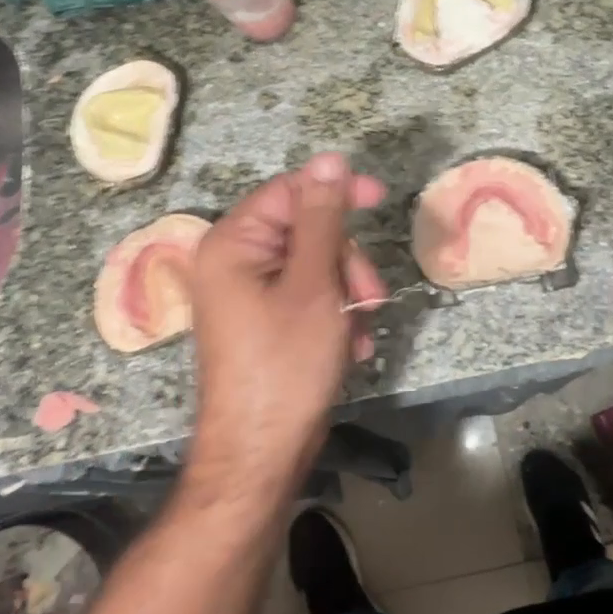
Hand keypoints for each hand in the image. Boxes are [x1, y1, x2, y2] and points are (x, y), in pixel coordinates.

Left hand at [187, 152, 386, 487]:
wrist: (260, 456)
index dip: (336, 191)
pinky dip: (333, 316)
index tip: (380, 198)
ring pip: (313, 266)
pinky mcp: (261, 323)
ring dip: (347, 293)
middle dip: (345, 261)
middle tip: (369, 297)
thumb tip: (329, 158)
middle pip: (305, 230)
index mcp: (232, 242)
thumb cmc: (286, 365)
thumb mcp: (314, 284)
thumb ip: (322, 217)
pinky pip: (305, 297)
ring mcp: (245, 295)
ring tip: (359, 332)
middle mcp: (232, 261)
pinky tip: (350, 347)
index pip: (290, 190)